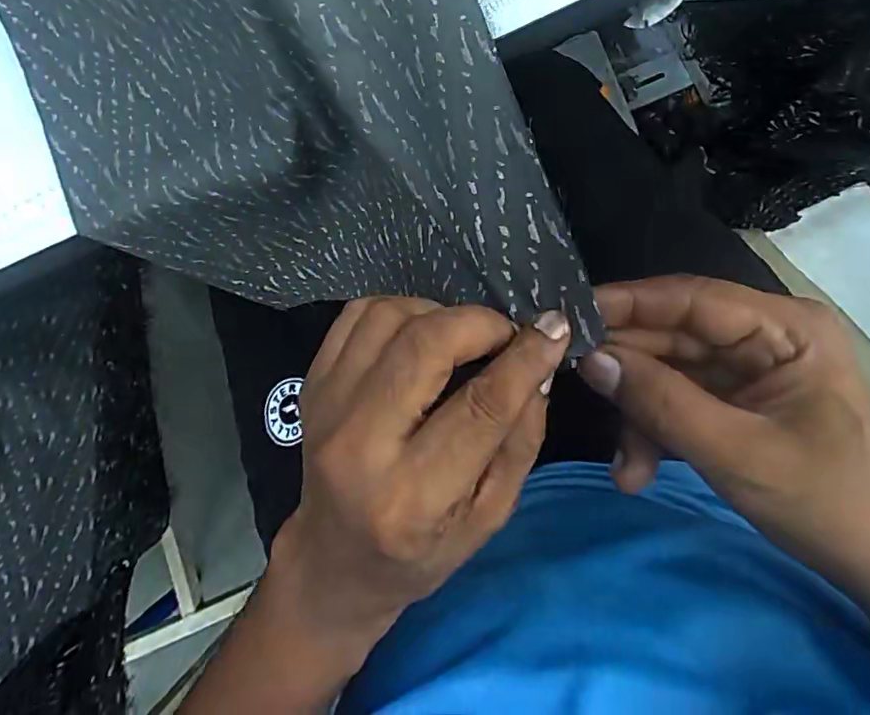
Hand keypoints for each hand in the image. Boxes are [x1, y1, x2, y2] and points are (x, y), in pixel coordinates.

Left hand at [266, 297, 570, 645]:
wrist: (334, 561)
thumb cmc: (423, 548)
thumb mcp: (491, 513)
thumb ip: (523, 438)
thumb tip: (542, 364)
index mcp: (413, 497)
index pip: (481, 405)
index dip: (526, 357)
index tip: (556, 329)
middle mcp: (359, 447)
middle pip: (426, 345)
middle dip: (483, 323)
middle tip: (506, 336)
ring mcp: (327, 408)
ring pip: (393, 317)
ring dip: (443, 314)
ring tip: (463, 339)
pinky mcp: (313, 383)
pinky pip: (360, 314)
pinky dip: (403, 309)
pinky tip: (422, 334)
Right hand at [579, 276, 869, 590]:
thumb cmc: (828, 505)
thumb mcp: (737, 454)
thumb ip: (662, 403)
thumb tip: (592, 359)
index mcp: (787, 325)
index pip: (695, 297)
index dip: (631, 302)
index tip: (574, 312)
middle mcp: (770, 334)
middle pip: (680, 335)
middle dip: (633, 373)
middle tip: (579, 389)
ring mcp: (757, 368)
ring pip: (676, 371)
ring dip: (643, 414)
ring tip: (626, 468)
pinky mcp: (746, 400)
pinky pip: (688, 400)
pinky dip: (661, 431)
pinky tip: (640, 470)